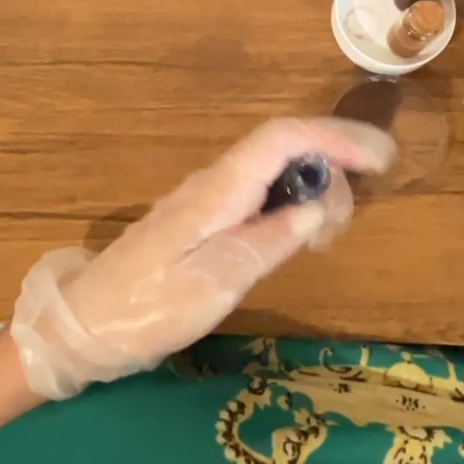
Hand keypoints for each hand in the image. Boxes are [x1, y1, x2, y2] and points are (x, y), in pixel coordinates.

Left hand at [10, 118, 395, 399]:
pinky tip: (297, 233)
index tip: (380, 158)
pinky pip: (259, 191)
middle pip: (284, 147)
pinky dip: (290, 202)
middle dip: (330, 167)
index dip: (335, 137)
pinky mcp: (204, 216)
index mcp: (217, 192)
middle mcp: (214, 183)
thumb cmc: (145, 311)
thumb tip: (314, 207)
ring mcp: (207, 197)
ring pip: (273, 168)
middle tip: (342, 227)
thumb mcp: (212, 286)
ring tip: (324, 237)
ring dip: (313, 187)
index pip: (282, 138)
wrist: (83, 325)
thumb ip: (265, 243)